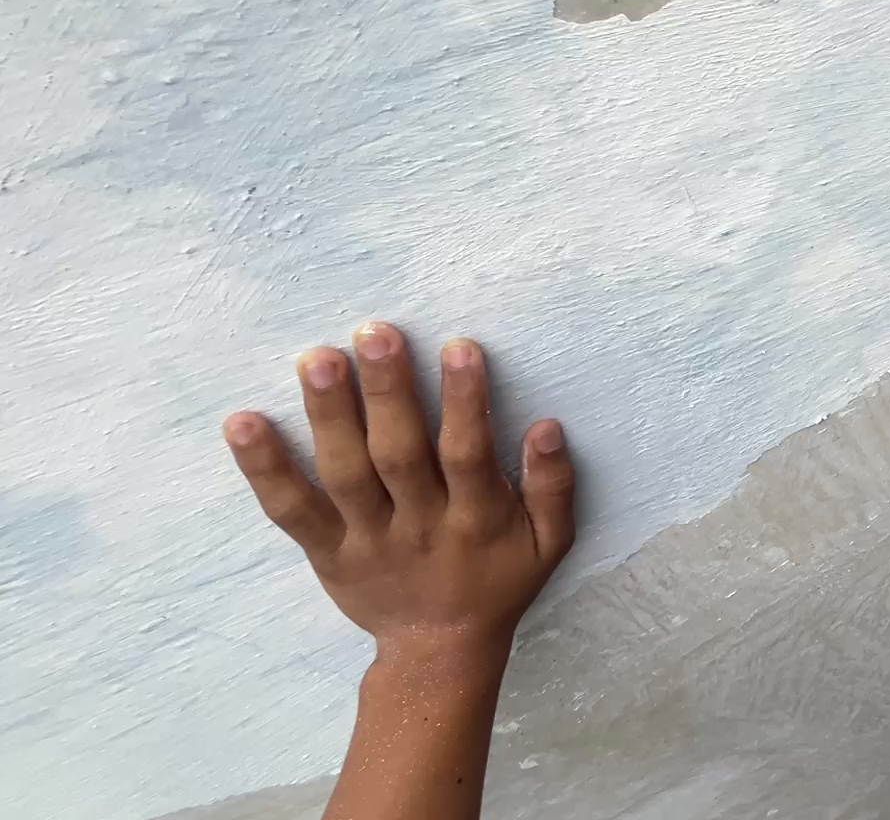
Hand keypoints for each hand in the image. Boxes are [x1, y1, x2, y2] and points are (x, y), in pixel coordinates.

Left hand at [223, 323, 575, 660]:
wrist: (439, 649)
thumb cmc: (503, 581)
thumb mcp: (554, 541)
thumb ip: (554, 485)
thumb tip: (546, 426)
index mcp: (476, 519)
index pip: (467, 451)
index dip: (464, 399)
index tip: (459, 346)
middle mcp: (418, 525)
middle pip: (396, 454)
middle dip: (387, 391)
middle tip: (375, 332)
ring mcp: (365, 539)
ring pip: (342, 473)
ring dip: (328, 414)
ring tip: (317, 358)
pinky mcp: (325, 552)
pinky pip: (290, 510)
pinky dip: (264, 468)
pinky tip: (244, 422)